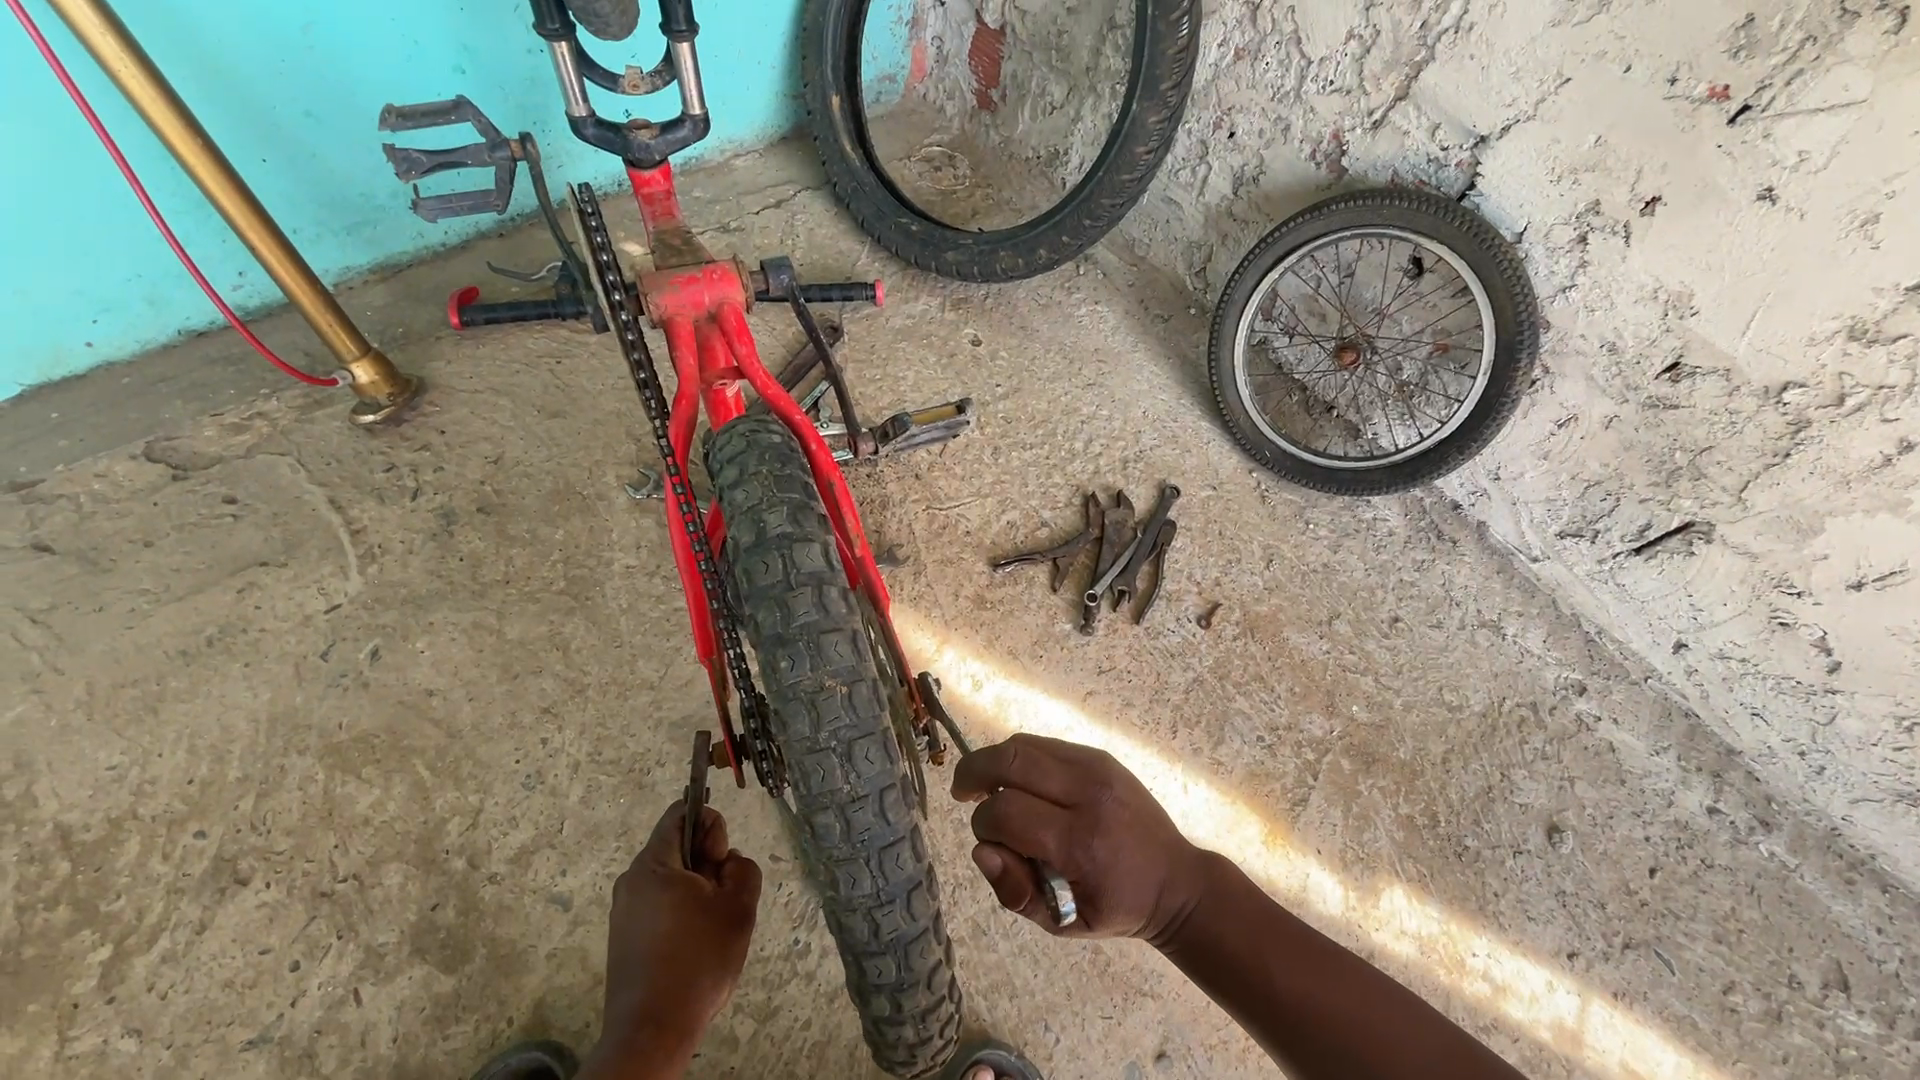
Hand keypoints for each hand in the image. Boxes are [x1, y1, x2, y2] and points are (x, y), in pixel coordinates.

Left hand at [586, 800, 761, 1075]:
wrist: (651, 1031)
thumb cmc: (697, 962)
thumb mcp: (738, 908)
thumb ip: (742, 869)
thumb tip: (727, 862)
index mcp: (654, 864)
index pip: (682, 812)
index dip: (712, 826)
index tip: (721, 864)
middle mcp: (632, 879)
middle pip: (678, 847)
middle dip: (709, 864)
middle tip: (723, 901)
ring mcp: (624, 909)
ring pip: (673, 879)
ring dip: (698, 891)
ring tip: (711, 929)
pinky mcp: (624, 936)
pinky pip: (660, 904)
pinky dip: (682, 912)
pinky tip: (694, 947)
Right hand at [951, 734, 1205, 944]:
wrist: (1175, 880)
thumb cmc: (1116, 906)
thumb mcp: (1063, 923)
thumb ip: (1015, 892)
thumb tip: (981, 850)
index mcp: (1081, 843)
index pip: (1006, 813)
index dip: (983, 825)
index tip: (988, 841)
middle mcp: (1089, 795)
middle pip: (1009, 761)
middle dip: (973, 774)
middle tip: (963, 794)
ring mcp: (1097, 767)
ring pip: (1022, 744)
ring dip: (994, 763)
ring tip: (987, 788)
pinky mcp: (1100, 756)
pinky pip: (1043, 744)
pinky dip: (1020, 759)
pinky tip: (1020, 783)